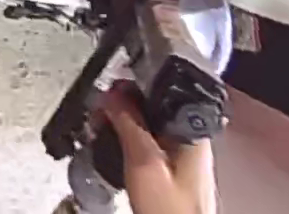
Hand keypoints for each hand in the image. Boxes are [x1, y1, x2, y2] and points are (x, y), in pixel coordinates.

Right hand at [100, 85, 216, 213]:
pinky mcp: (172, 173)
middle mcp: (188, 139)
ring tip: (100, 131)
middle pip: (150, 106)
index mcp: (189, 129)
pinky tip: (114, 150)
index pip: (158, 88)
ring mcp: (181, 157)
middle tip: (98, 116)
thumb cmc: (170, 213)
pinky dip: (127, 141)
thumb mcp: (144, 163)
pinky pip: (146, 144)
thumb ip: (128, 122)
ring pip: (146, 125)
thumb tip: (111, 93)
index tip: (108, 94)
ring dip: (121, 124)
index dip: (129, 86)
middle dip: (121, 107)